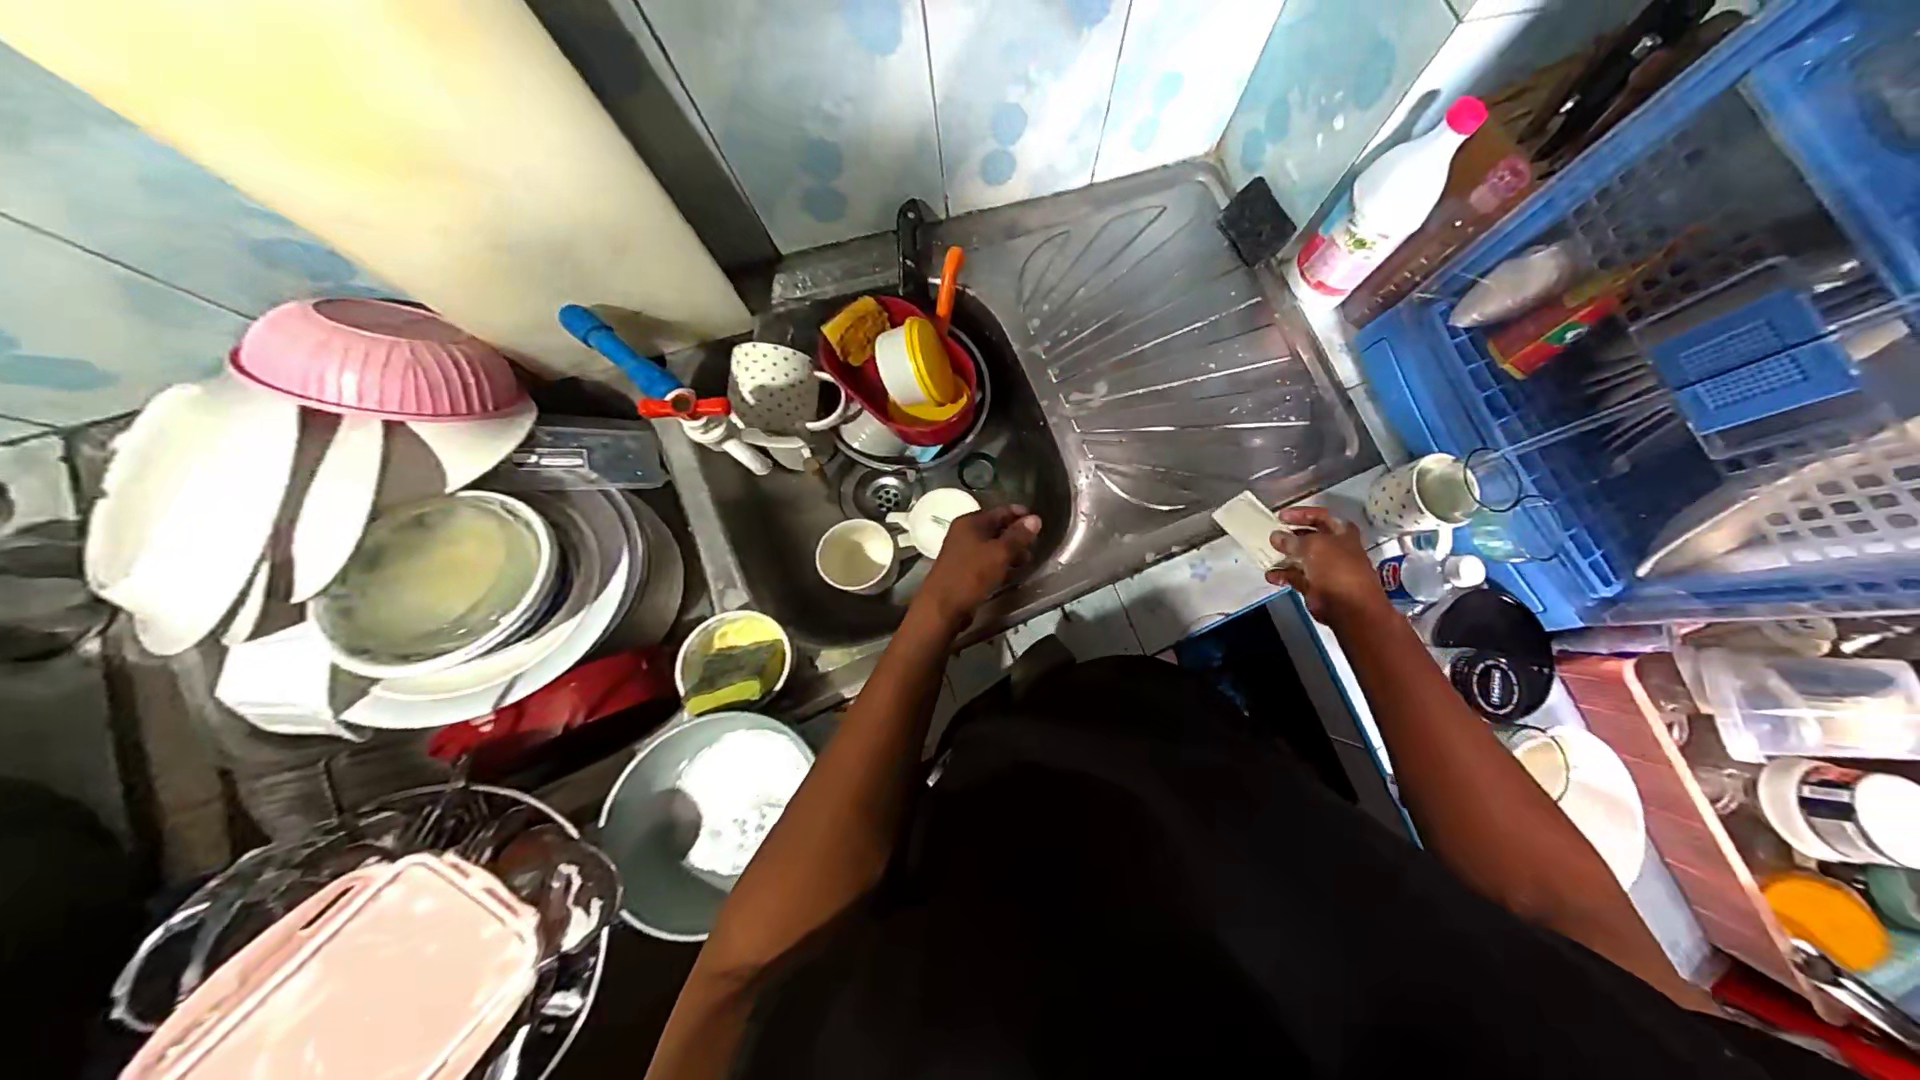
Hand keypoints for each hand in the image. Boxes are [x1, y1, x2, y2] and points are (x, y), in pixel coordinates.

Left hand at [916, 506, 1041, 627]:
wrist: (942, 607)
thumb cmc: (972, 574)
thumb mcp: (1000, 553)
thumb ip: (1018, 536)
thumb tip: (1035, 518)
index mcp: (970, 522)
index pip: (1000, 511)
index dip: (1020, 514)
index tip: (1038, 520)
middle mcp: (964, 534)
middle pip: (996, 529)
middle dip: (1016, 536)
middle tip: (1036, 543)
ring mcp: (962, 553)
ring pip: (992, 547)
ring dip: (1010, 552)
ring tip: (1028, 560)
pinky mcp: (963, 571)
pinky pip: (986, 562)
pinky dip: (1000, 565)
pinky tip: (1013, 573)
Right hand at [1265, 506, 1392, 627]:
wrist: (1350, 607)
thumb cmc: (1337, 569)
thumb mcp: (1314, 546)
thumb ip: (1292, 540)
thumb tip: (1276, 536)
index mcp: (1342, 534)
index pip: (1321, 516)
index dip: (1302, 514)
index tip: (1281, 516)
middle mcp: (1334, 549)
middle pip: (1310, 537)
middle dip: (1290, 536)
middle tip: (1273, 534)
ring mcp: (1324, 568)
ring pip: (1300, 558)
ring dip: (1284, 556)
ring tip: (1268, 555)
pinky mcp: (1315, 586)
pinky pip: (1295, 576)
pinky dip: (1283, 575)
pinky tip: (1271, 575)